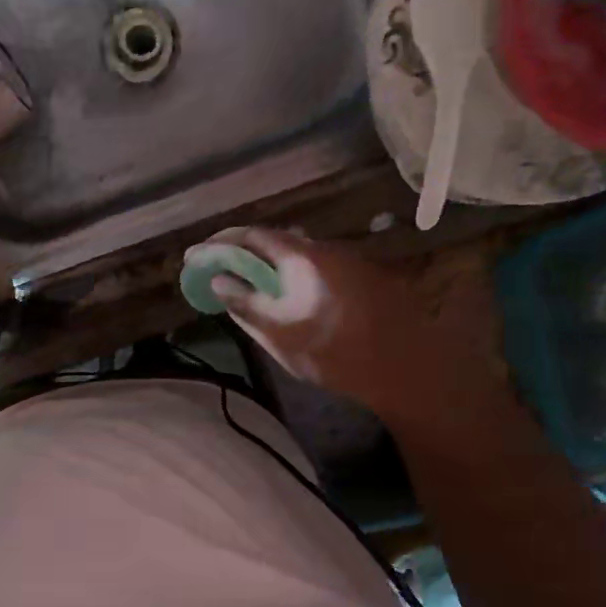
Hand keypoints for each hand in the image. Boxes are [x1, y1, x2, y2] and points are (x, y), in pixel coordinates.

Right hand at [207, 227, 504, 421]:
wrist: (409, 370)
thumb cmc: (336, 352)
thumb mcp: (279, 334)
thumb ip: (244, 303)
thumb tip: (218, 280)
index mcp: (303, 257)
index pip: (252, 236)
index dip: (220, 243)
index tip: (195, 256)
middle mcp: (327, 250)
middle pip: (276, 240)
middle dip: (242, 252)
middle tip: (218, 269)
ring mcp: (349, 262)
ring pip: (298, 253)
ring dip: (268, 263)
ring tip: (247, 283)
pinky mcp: (364, 279)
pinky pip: (316, 266)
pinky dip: (291, 273)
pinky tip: (287, 295)